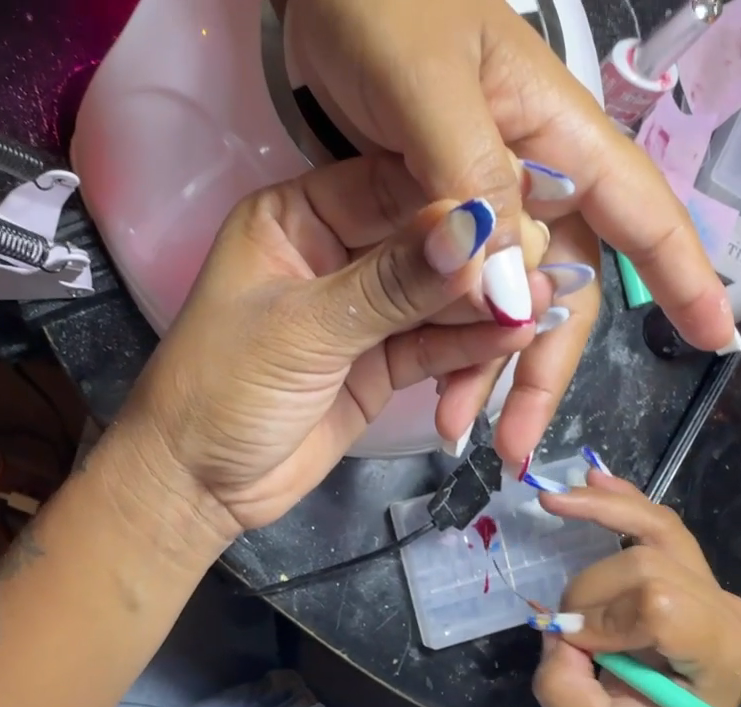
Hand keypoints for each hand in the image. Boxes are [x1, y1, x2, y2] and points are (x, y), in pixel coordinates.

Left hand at [121, 157, 550, 532]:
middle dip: (481, 262)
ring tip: (541, 311)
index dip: (457, 203)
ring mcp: (364, 308)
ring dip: (487, 306)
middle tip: (535, 279)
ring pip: (441, 294)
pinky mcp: (381, 361)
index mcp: (299, 215)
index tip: (513, 223)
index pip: (395, 186)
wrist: (200, 486)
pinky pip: (436, 343)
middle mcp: (338, 250)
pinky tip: (515, 341)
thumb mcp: (303, 330)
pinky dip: (472, 346)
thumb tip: (476, 229)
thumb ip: (391, 283)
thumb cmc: (223, 392)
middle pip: (430, 240)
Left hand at [283, 0, 735, 460]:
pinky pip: (447, 291)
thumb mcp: (423, 92)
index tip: (715, 339)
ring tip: (464, 431)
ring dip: (488, 367)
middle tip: (515, 441)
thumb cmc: (375, 9)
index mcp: (544, 129)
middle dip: (543, 364)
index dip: (680, 274)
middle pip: (557, 281)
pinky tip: (431, 386)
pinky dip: (443, 339)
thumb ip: (469, 182)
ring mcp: (468, 201)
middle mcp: (518, 172)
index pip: (633, 208)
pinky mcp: (422, 223)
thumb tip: (515, 291)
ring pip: (499, 296)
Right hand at [531, 471, 740, 706]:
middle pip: (648, 564)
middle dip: (591, 591)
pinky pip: (660, 526)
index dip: (604, 617)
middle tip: (568, 629)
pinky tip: (593, 482)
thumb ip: (565, 688)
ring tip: (553, 500)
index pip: (661, 602)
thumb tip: (556, 627)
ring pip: (656, 528)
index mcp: (719, 657)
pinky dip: (622, 504)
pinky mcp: (693, 575)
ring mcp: (714, 588)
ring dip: (602, 513)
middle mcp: (727, 613)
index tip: (577, 648)